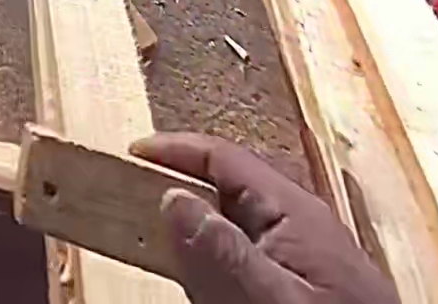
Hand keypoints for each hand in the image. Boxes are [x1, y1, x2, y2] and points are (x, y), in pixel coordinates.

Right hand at [131, 134, 398, 303]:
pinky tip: (207, 286)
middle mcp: (300, 225)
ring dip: (199, 231)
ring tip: (166, 248)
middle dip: (181, 190)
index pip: (220, 155)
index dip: (172, 149)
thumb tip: (171, 196)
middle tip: (138, 204)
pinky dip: (220, 263)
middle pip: (226, 187)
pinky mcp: (308, 289)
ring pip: (236, 226)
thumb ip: (223, 253)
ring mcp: (306, 260)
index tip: (129, 155)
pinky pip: (251, 259)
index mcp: (293, 211)